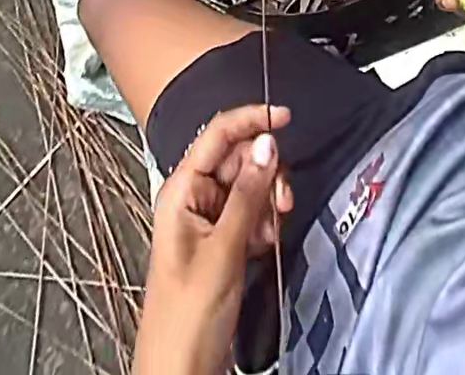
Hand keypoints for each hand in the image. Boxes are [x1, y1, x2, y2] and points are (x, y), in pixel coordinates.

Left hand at [135, 103, 295, 374]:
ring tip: (271, 230)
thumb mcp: (223, 249)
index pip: (218, 134)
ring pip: (250, 184)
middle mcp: (194, 196)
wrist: (180, 374)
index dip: (251, 119)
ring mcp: (209, 218)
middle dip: (266, 172)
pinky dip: (265, 221)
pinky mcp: (224, 239)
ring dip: (268, 200)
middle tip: (281, 199)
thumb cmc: (187, 317)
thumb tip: (268, 143)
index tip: (284, 116)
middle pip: (239, 158)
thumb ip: (248, 193)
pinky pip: (252, 211)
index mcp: (182, 189)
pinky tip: (265, 242)